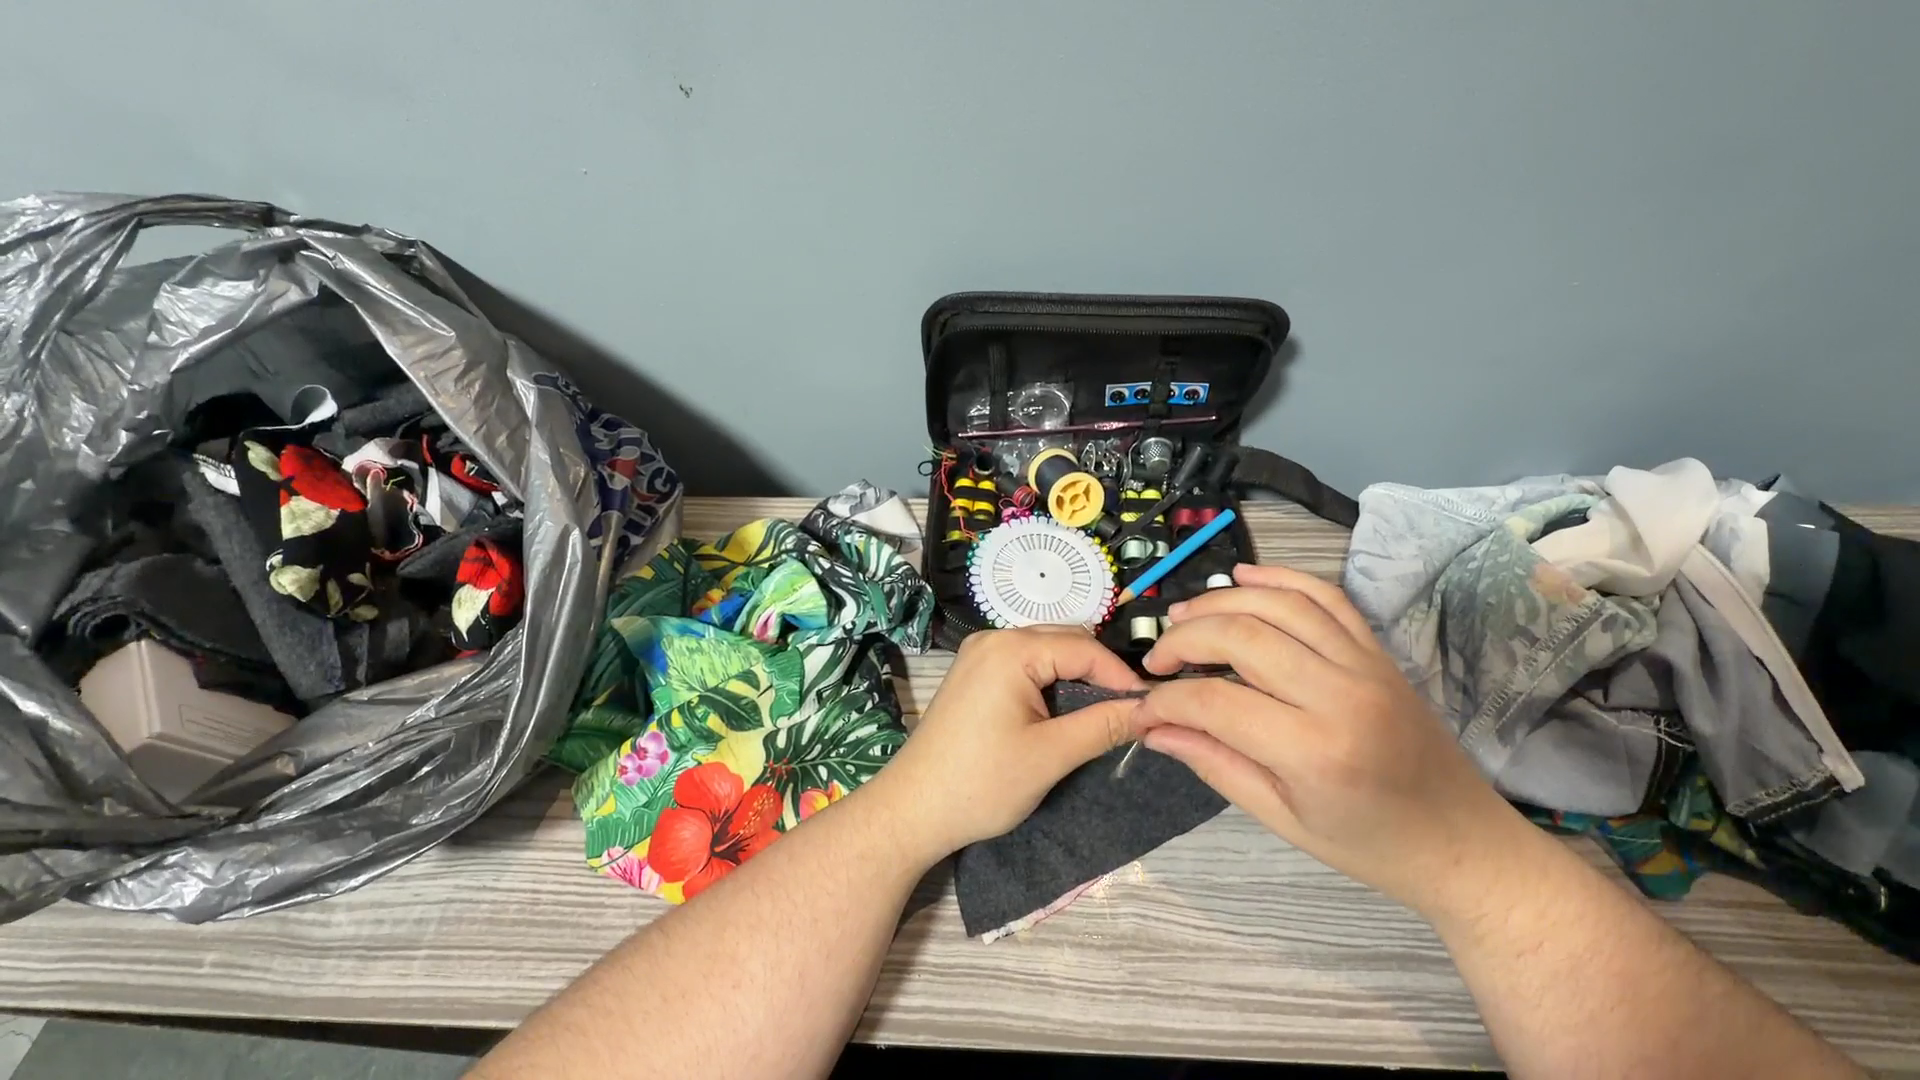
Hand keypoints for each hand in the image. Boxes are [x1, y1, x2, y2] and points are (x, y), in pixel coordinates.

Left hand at [878, 626, 1144, 858]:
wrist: (912, 810)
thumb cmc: (981, 783)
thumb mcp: (1050, 756)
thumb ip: (1102, 726)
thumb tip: (1150, 709)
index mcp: (1011, 649)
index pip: (1084, 647)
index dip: (1121, 676)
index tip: (1150, 708)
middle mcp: (993, 639)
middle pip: (1065, 642)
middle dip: (1100, 673)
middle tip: (1128, 712)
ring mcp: (978, 655)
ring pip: (1046, 653)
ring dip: (1076, 678)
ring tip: (1101, 715)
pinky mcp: (972, 676)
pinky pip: (1024, 665)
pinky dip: (1050, 683)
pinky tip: (1063, 713)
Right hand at [1130, 563, 1530, 915]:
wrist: (1463, 842)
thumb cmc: (1368, 845)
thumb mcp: (1281, 818)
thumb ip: (1214, 764)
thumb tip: (1153, 728)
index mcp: (1313, 751)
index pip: (1214, 703)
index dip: (1165, 700)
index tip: (1142, 707)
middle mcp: (1340, 694)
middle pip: (1242, 636)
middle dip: (1184, 639)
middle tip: (1156, 660)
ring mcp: (1366, 665)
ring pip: (1279, 604)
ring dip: (1221, 601)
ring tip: (1182, 615)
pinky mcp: (1379, 651)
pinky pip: (1326, 597)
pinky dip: (1280, 578)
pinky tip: (1243, 577)